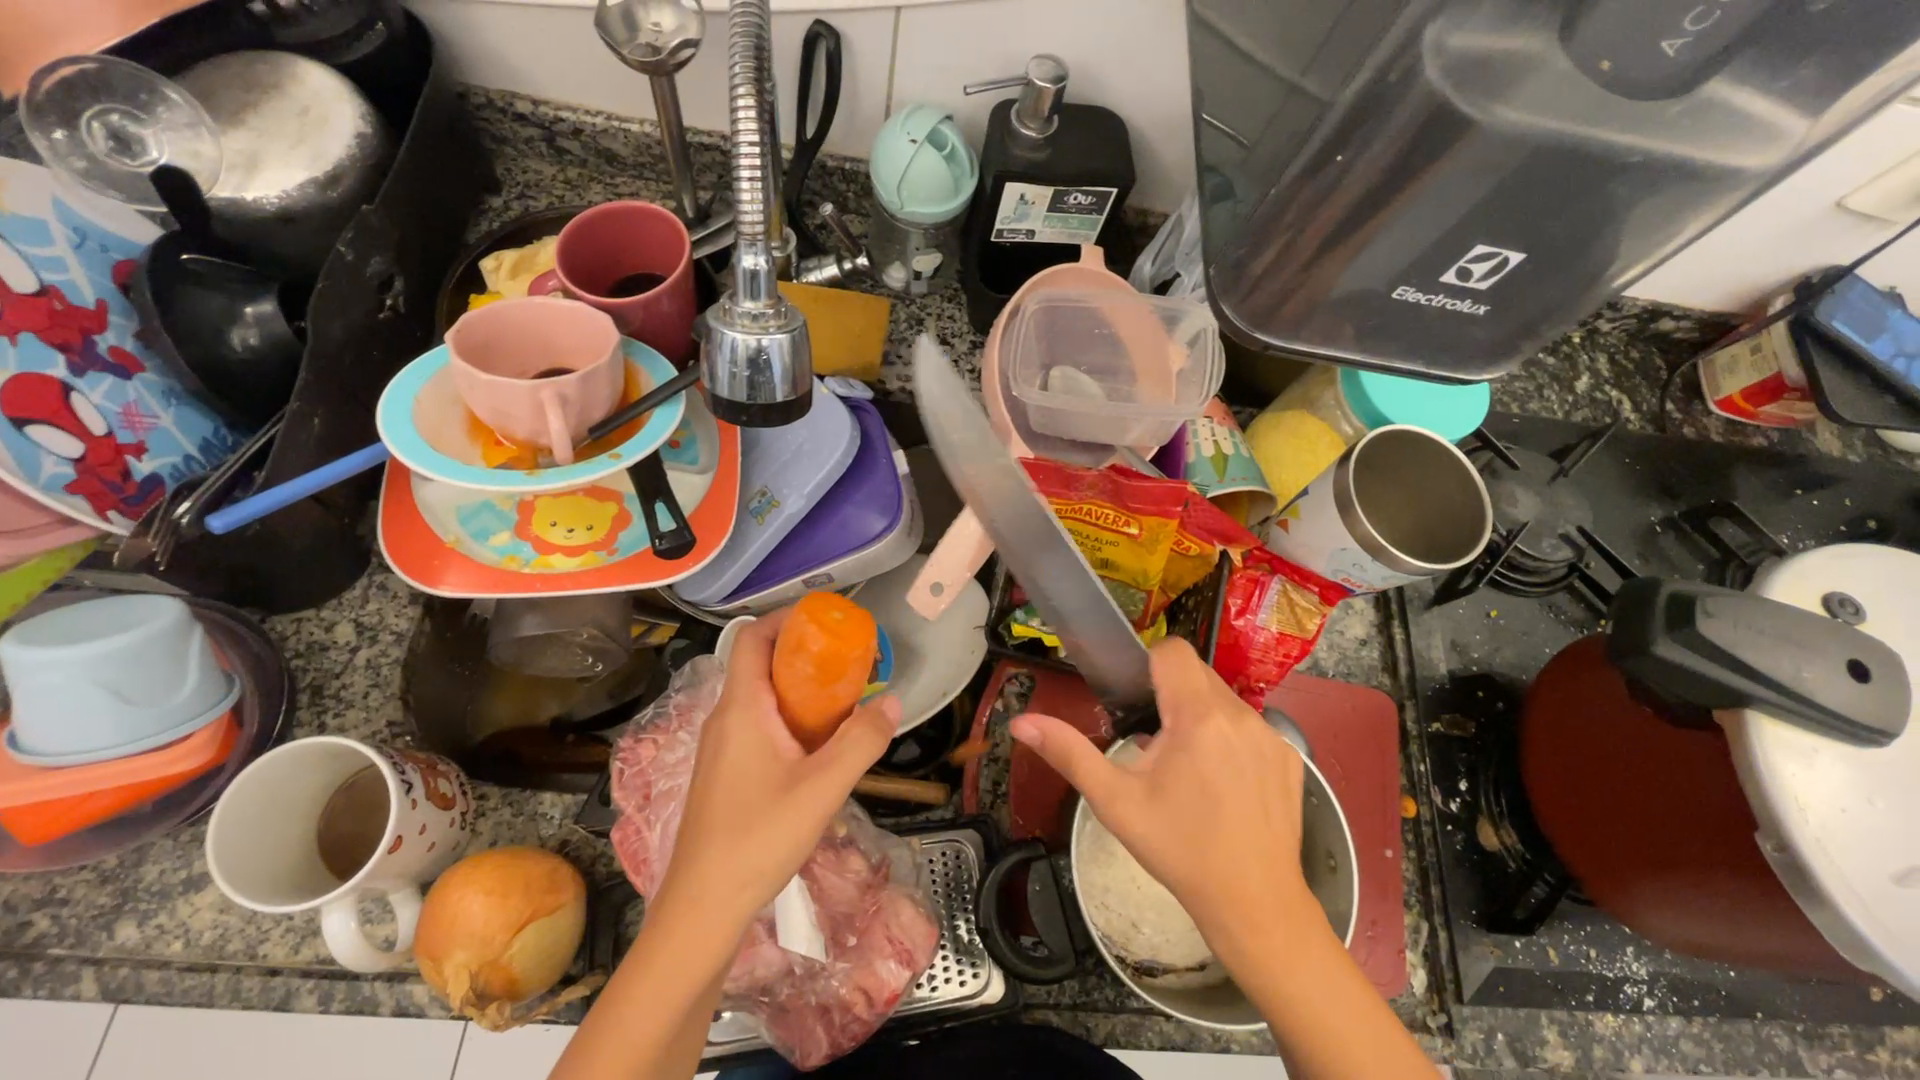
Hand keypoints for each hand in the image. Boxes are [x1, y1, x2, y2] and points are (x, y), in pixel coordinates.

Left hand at [657, 608, 900, 921]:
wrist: (703, 904)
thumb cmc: (758, 838)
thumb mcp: (823, 788)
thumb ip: (861, 742)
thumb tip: (894, 703)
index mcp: (741, 708)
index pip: (752, 637)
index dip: (787, 620)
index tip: (830, 624)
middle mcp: (724, 718)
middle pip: (760, 665)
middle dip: (805, 657)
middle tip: (850, 667)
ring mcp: (720, 748)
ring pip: (761, 699)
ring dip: (800, 693)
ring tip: (843, 707)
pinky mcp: (724, 773)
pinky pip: (758, 727)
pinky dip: (790, 722)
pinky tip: (818, 753)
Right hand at [1010, 638, 1313, 943]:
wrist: (1253, 901)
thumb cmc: (1177, 849)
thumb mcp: (1115, 802)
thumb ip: (1068, 753)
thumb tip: (1021, 722)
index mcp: (1196, 717)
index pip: (1172, 650)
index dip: (1148, 667)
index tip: (1136, 703)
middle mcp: (1240, 714)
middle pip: (1197, 674)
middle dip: (1171, 698)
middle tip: (1156, 749)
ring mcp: (1272, 736)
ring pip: (1225, 701)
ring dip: (1201, 720)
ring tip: (1189, 773)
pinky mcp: (1291, 757)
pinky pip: (1252, 728)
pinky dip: (1232, 742)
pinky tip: (1223, 787)